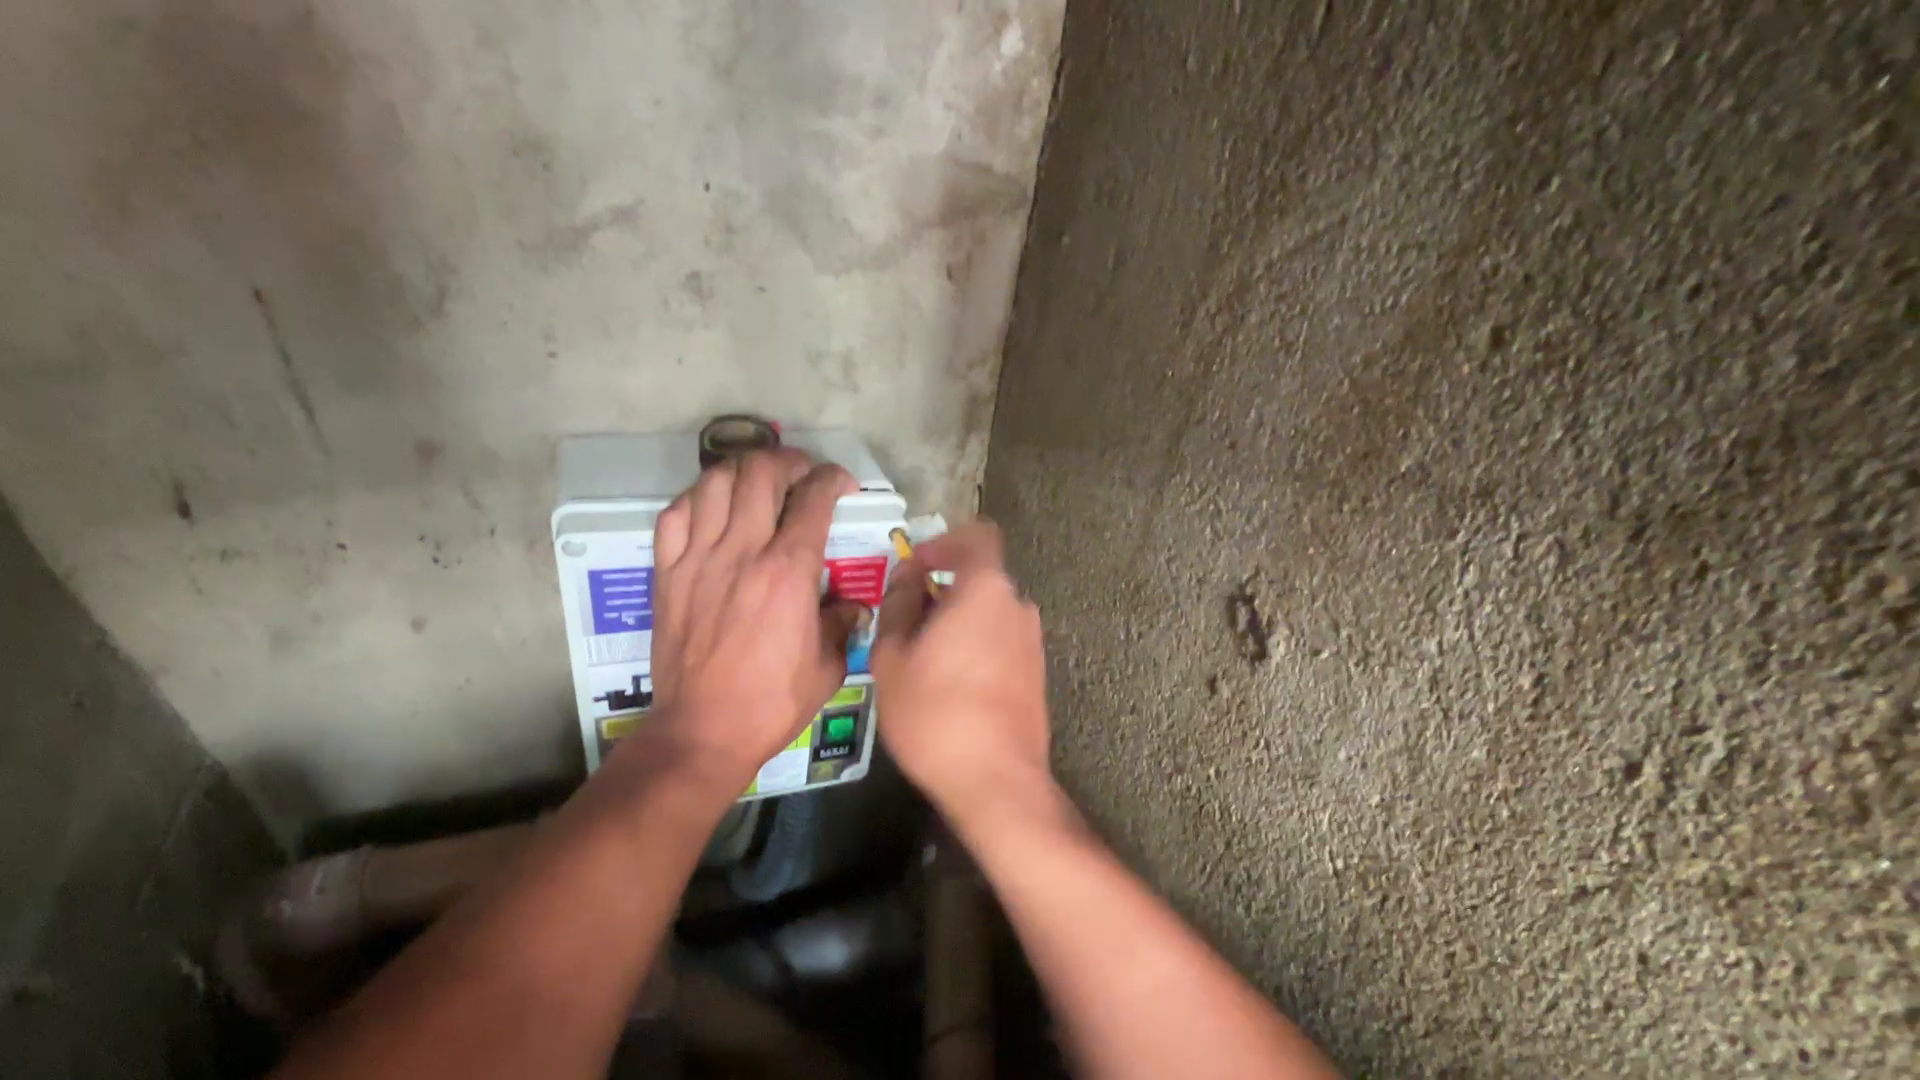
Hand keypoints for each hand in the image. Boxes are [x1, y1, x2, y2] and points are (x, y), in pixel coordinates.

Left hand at [642, 449, 863, 788]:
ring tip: (757, 482)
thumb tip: (853, 605)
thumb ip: (842, 623)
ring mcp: (697, 559)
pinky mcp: (666, 573)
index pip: (813, 498)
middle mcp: (742, 551)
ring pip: (715, 483)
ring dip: (742, 470)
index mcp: (789, 571)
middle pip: (760, 472)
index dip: (832, 478)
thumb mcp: (827, 665)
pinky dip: (697, 499)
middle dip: (787, 461)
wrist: (702, 731)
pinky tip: (711, 509)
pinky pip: (674, 515)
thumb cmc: (772, 702)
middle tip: (800, 474)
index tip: (841, 483)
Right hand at [872, 522, 1050, 815]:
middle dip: (941, 592)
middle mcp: (1018, 607)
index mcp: (986, 590)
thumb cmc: (934, 712)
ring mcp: (1033, 643)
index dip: (943, 542)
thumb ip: (899, 604)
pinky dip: (974, 649)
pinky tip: (947, 688)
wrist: (995, 780)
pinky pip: (1000, 644)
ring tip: (920, 662)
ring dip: (956, 624)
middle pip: (979, 580)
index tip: (915, 565)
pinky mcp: (1036, 675)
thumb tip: (908, 576)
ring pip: (988, 615)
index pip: (977, 536)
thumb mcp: (893, 656)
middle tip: (904, 624)